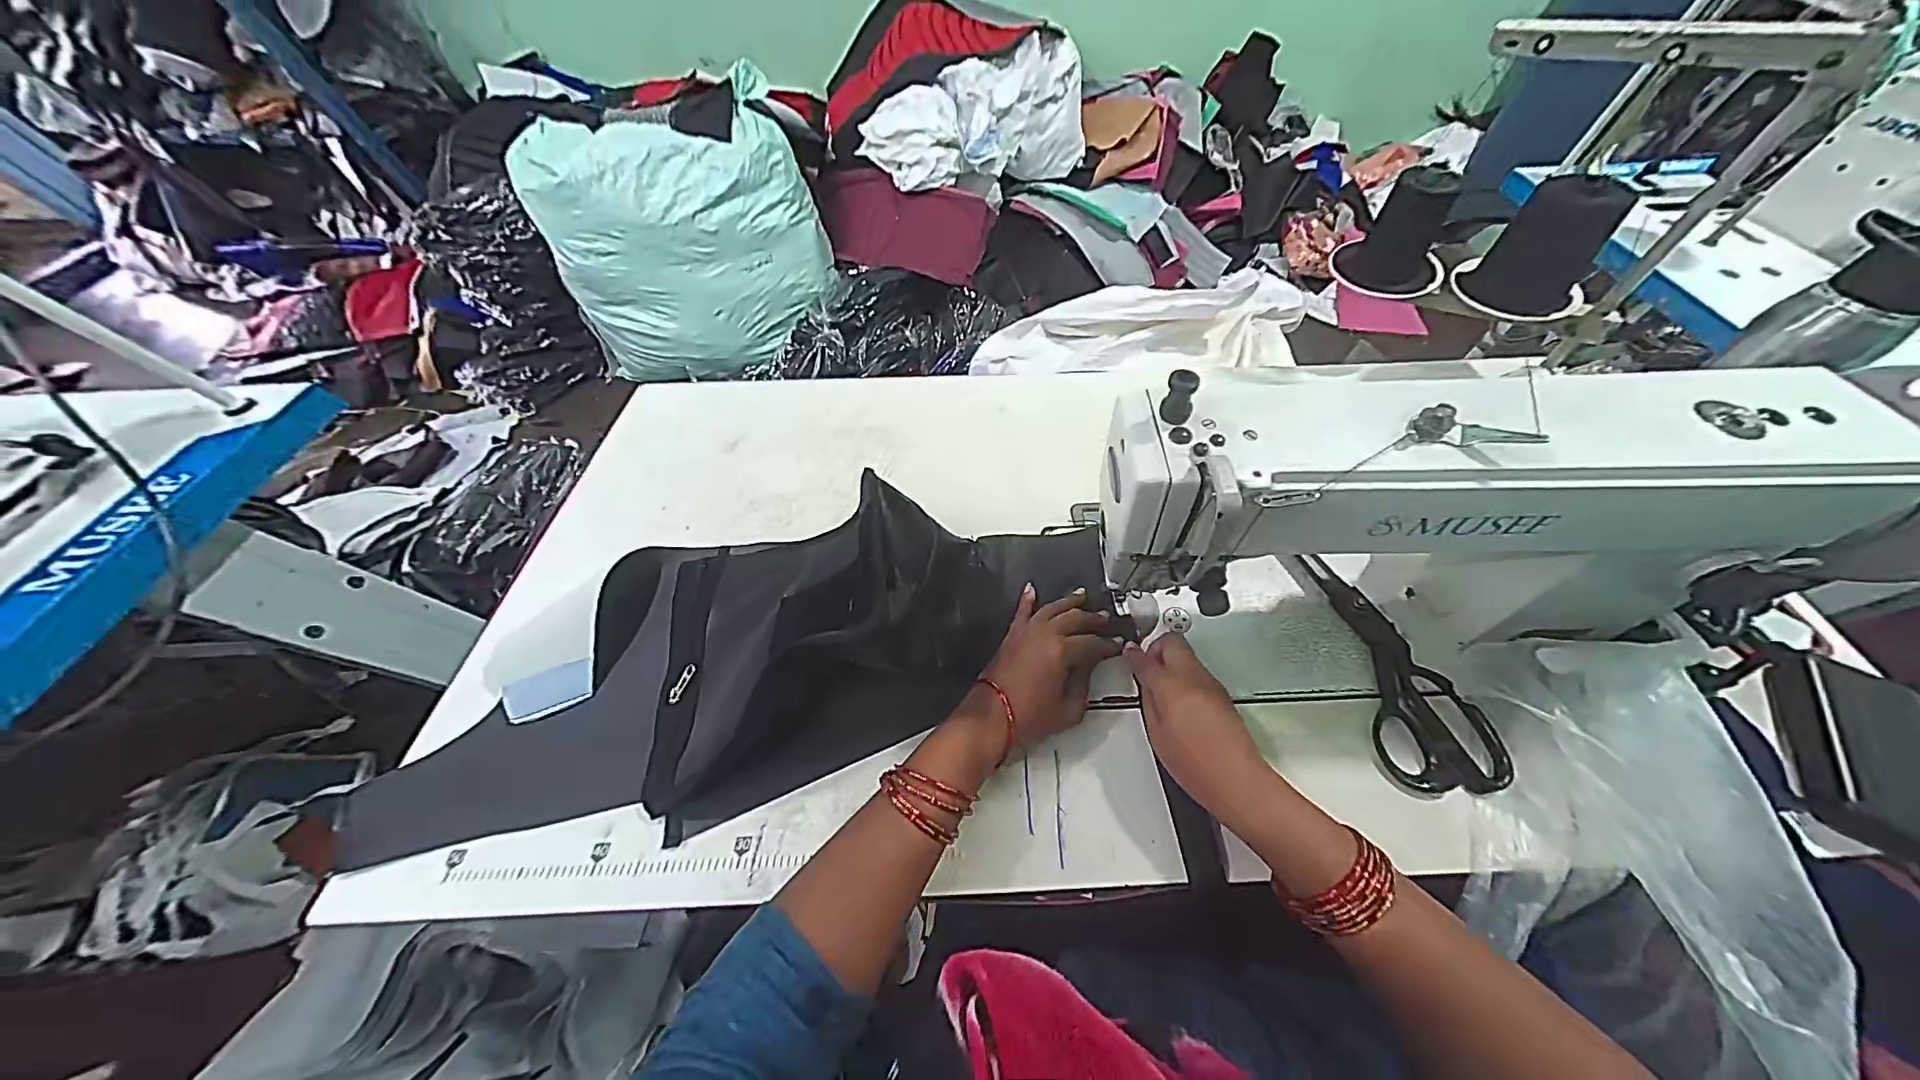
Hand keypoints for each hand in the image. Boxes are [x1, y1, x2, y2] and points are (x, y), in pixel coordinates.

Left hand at [977, 585, 1124, 753]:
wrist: (993, 716)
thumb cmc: (1025, 715)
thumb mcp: (1069, 709)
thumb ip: (1084, 684)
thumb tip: (1087, 670)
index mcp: (1062, 651)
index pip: (1093, 642)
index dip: (1108, 644)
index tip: (1115, 645)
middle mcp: (1044, 635)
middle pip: (1076, 618)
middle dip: (1094, 619)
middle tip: (1105, 619)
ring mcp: (1026, 632)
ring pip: (1052, 608)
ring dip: (1069, 601)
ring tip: (1082, 597)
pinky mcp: (1012, 635)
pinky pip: (1022, 611)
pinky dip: (1028, 599)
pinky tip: (1031, 590)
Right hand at [1125, 634, 1283, 833]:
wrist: (1236, 778)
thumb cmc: (1198, 762)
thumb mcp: (1156, 732)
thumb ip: (1148, 699)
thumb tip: (1145, 684)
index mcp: (1171, 683)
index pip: (1145, 657)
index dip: (1133, 654)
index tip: (1129, 655)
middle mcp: (1194, 676)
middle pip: (1172, 641)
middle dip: (1156, 648)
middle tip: (1146, 663)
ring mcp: (1212, 684)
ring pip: (1188, 655)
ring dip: (1172, 662)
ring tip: (1161, 685)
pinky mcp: (1223, 694)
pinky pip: (1200, 672)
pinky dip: (1186, 677)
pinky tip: (1179, 699)